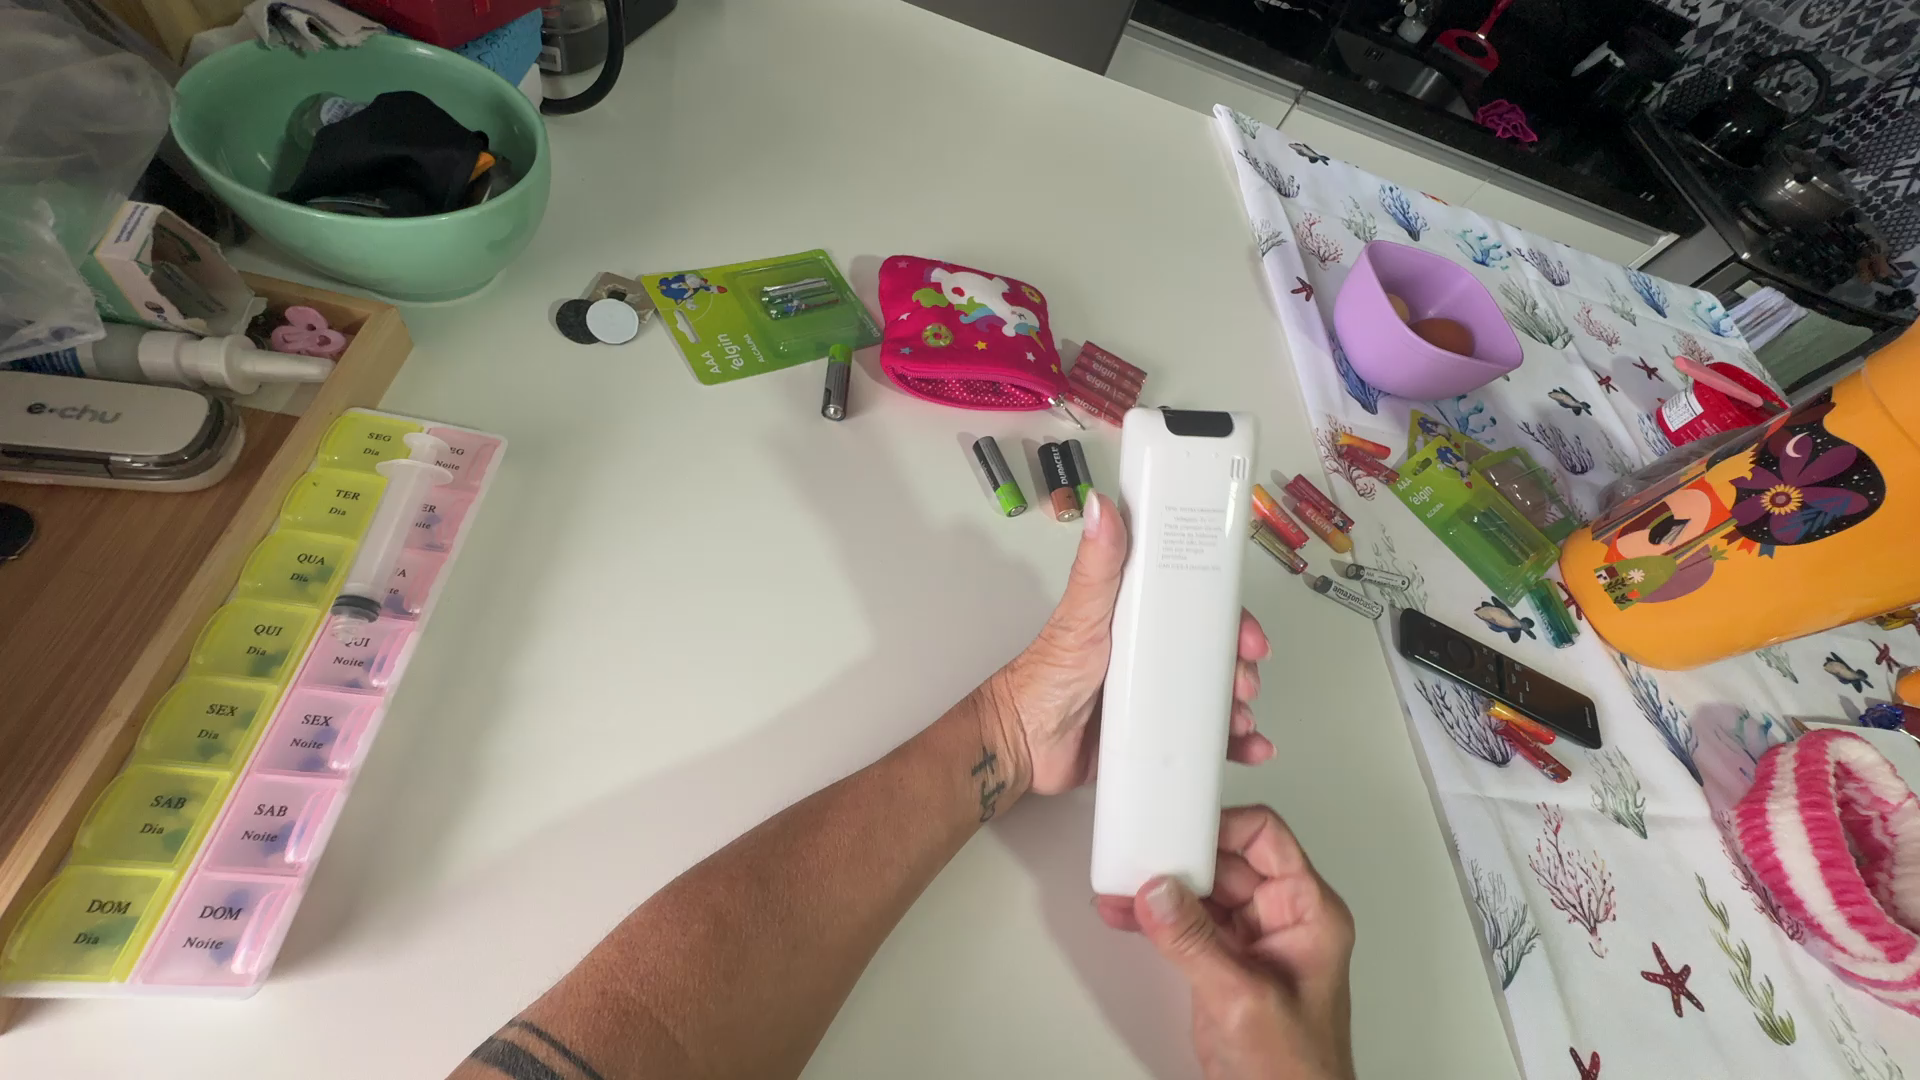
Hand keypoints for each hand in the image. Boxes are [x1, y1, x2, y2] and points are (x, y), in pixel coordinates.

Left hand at [979, 493, 1274, 799]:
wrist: (1025, 747)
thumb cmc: (1046, 679)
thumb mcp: (1080, 617)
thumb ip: (1096, 567)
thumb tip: (1103, 507)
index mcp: (1137, 619)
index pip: (1195, 606)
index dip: (1228, 616)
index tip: (1248, 632)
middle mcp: (1150, 655)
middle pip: (1213, 652)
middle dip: (1240, 666)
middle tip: (1245, 679)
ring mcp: (1155, 696)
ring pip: (1214, 695)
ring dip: (1240, 706)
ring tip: (1242, 721)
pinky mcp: (1155, 734)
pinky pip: (1203, 738)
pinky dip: (1233, 745)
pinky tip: (1247, 748)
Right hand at [1097, 806, 1355, 1079]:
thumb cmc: (1301, 1073)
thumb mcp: (1243, 999)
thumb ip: (1195, 942)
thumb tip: (1158, 891)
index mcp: (1306, 911)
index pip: (1265, 837)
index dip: (1222, 825)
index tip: (1182, 825)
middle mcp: (1277, 915)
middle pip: (1222, 858)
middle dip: (1178, 856)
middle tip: (1142, 854)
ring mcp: (1246, 935)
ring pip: (1197, 886)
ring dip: (1156, 885)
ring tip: (1122, 882)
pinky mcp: (1218, 956)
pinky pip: (1181, 918)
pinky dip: (1151, 914)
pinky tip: (1125, 913)